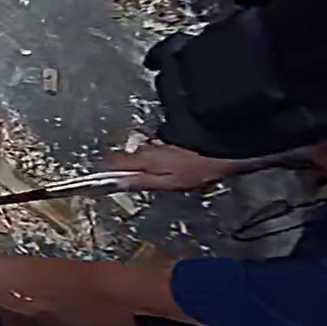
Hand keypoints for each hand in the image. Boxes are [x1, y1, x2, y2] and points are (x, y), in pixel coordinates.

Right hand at [105, 142, 235, 191]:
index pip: (112, 164)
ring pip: (138, 154)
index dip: (105, 172)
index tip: (102, 180)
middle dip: (123, 168)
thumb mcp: (167, 183)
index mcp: (141, 160)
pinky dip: (152, 158)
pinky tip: (166, 166)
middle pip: (124, 158)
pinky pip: (152, 151)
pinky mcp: (169, 141)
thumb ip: (139, 182)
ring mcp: (157, 143)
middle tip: (130, 181)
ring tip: (152, 175)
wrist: (224, 149)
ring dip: (139, 163)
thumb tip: (114, 184)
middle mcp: (145, 149)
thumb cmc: (196, 170)